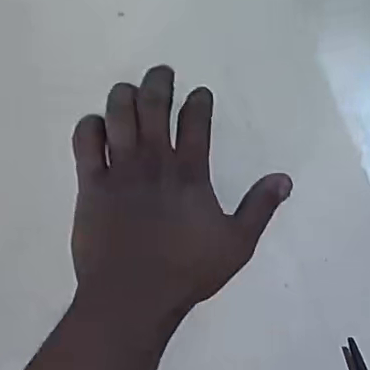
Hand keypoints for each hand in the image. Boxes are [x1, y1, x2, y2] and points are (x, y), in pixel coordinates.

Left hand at [70, 65, 291, 326]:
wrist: (133, 295)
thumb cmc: (188, 273)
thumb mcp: (237, 245)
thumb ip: (259, 208)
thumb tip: (284, 179)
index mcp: (191, 173)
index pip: (196, 121)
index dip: (199, 101)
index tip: (200, 94)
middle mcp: (154, 162)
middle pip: (153, 105)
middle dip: (159, 82)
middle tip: (162, 73)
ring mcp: (120, 171)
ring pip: (118, 114)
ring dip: (124, 96)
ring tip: (129, 92)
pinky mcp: (90, 185)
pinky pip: (86, 140)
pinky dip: (92, 125)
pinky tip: (98, 125)